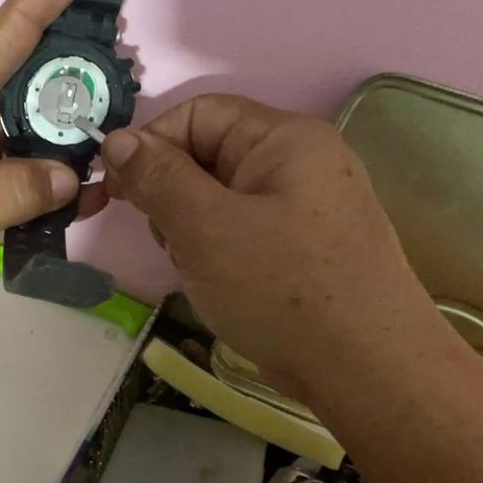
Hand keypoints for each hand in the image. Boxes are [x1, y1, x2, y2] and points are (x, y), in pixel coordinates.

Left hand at [0, 0, 107, 362]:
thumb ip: (8, 190)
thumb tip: (70, 174)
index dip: (26, 13)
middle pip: (5, 96)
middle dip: (57, 78)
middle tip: (116, 56)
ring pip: (16, 146)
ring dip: (61, 141)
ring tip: (116, 125)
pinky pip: (16, 192)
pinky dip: (51, 194)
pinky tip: (91, 193)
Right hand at [102, 94, 462, 405]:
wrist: (366, 368)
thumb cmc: (282, 290)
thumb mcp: (205, 228)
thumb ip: (157, 178)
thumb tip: (116, 140)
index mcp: (282, 139)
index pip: (197, 114)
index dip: (150, 145)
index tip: (118, 192)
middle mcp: (297, 162)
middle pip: (204, 157)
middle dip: (171, 198)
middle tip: (174, 243)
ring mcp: (302, 207)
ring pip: (215, 201)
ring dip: (191, 233)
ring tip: (203, 272)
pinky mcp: (300, 247)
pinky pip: (238, 233)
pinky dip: (216, 254)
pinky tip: (222, 287)